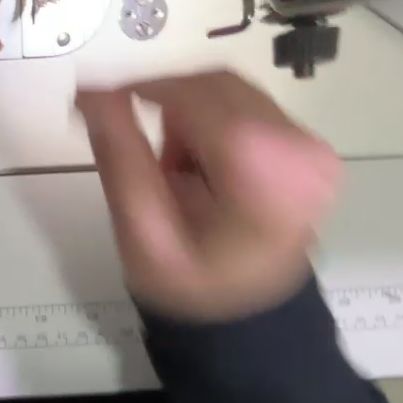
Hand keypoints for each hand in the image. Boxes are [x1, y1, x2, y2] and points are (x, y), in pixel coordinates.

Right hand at [78, 73, 341, 322]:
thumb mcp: (141, 230)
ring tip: (167, 166)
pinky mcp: (307, 146)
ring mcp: (312, 145)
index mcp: (263, 171)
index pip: (195, 97)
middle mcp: (301, 147)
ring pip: (230, 93)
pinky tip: (195, 165)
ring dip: (186, 115)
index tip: (91, 96)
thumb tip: (92, 94)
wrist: (245, 315)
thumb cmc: (188, 284)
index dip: (138, 87)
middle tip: (123, 134)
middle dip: (163, 103)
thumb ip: (120, 156)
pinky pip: (246, 108)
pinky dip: (208, 124)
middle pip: (217, 86)